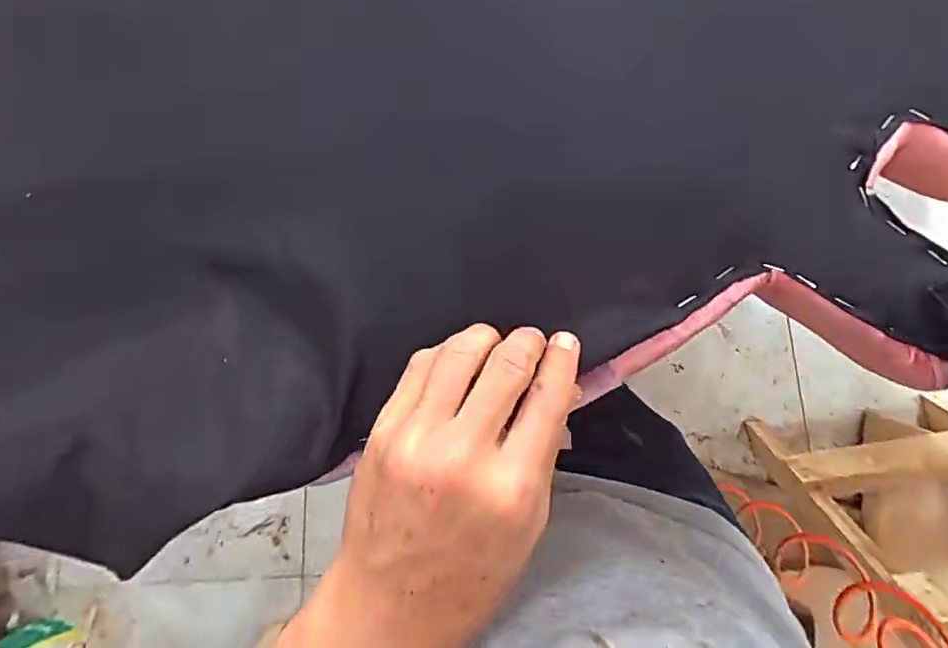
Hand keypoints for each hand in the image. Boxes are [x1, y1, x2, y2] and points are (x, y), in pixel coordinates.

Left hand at [282, 324, 581, 647]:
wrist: (385, 609)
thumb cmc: (470, 571)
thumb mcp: (531, 517)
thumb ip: (546, 445)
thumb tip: (559, 384)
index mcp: (510, 486)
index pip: (547, 393)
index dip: (562, 356)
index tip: (565, 343)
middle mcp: (461, 458)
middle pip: (508, 361)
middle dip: (529, 341)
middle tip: (534, 342)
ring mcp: (414, 441)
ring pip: (461, 350)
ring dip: (488, 338)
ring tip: (496, 349)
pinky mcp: (382, 433)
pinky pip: (422, 363)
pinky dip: (449, 353)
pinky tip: (460, 364)